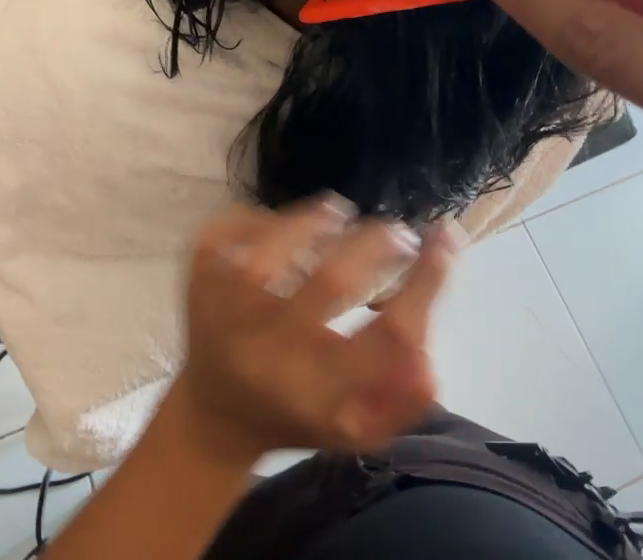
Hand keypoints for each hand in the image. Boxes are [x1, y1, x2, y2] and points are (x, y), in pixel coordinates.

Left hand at [169, 196, 459, 465]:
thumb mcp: (358, 427)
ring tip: (342, 214)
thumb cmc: (299, 413)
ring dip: (317, 220)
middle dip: (377, 243)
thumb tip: (430, 350)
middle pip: (332, 281)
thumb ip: (403, 397)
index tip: (446, 236)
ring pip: (271, 251)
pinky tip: (283, 227)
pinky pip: (229, 232)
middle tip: (397, 231)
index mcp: (318, 392)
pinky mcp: (196, 281)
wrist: (214, 412)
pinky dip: (262, 217)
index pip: (388, 335)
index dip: (428, 281)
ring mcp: (223, 313)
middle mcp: (268, 354)